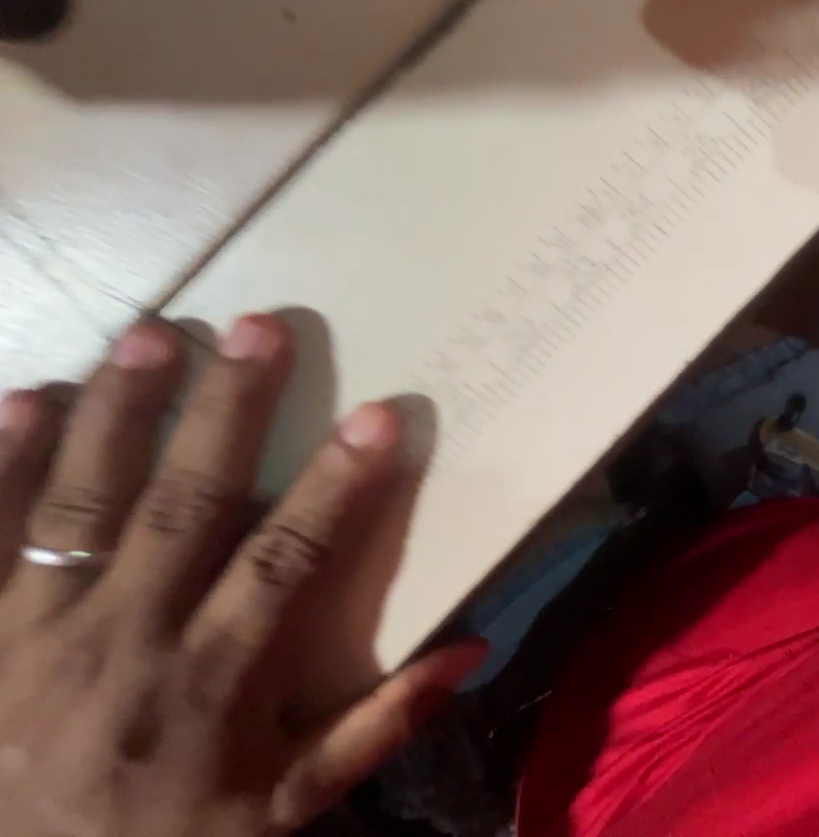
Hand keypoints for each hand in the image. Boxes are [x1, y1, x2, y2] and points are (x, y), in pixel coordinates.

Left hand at [0, 317, 482, 836]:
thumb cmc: (164, 833)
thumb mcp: (288, 803)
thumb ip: (382, 723)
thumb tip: (476, 647)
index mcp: (211, 678)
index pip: (285, 560)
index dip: (336, 486)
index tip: (378, 416)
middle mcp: (120, 639)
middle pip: (183, 505)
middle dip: (226, 411)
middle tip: (259, 328)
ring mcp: (24, 633)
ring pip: (78, 502)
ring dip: (118, 412)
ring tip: (152, 333)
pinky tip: (27, 396)